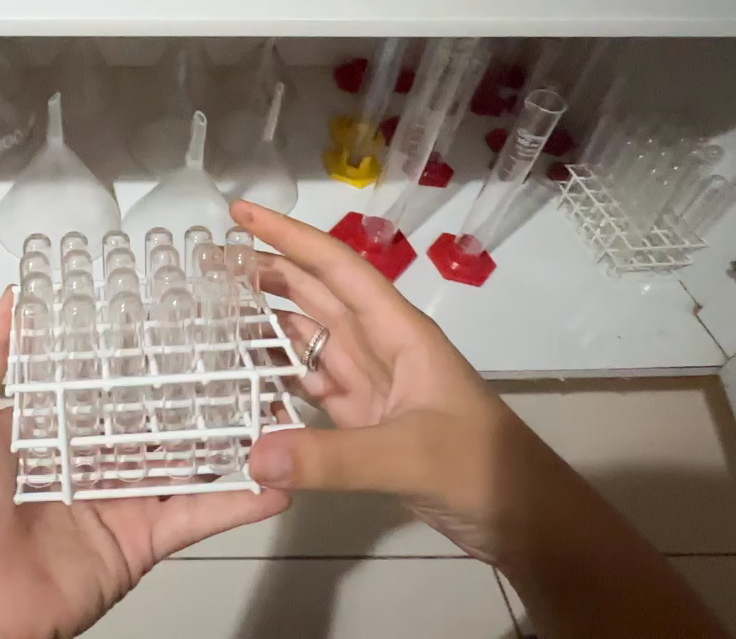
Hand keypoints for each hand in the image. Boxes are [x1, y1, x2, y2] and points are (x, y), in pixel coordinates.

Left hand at [0, 288, 288, 638]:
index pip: (107, 371)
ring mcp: (124, 495)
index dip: (138, 342)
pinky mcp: (144, 537)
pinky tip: (273, 477)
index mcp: (57, 421)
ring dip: (228, 434)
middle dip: (194, 382)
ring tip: (270, 401)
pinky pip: (198, 514)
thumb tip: (14, 293)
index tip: (173, 309)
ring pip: (187, 456)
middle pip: (156, 410)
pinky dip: (238, 500)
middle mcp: (95, 454)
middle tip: (237, 349)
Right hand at [234, 203, 730, 638]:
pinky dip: (277, 372)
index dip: (287, 234)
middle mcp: (377, 343)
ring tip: (215, 304)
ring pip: (308, 334)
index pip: (334, 265)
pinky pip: (309, 381)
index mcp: (396, 329)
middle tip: (208, 258)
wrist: (527, 522)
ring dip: (266, 316)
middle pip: (313, 292)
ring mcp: (369, 380)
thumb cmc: (483, 468)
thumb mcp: (410, 456)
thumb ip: (331, 459)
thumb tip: (253, 456)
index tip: (240, 213)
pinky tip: (244, 371)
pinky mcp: (361, 417)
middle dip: (266, 267)